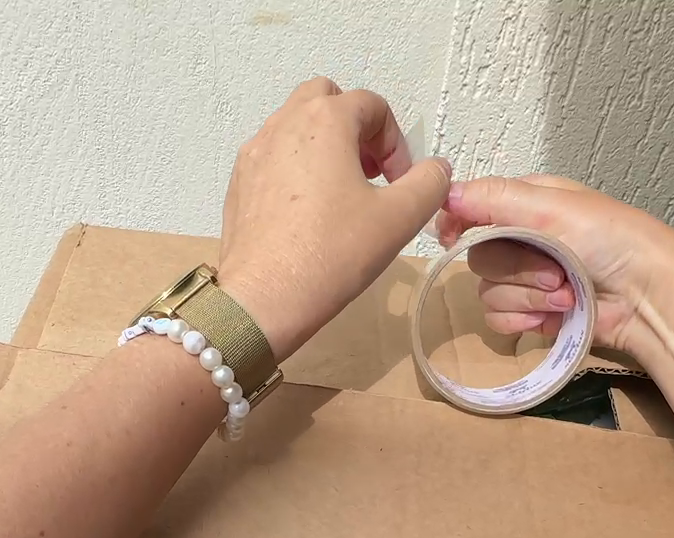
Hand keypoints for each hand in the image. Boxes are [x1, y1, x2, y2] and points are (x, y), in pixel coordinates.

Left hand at [217, 77, 452, 358]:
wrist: (263, 301)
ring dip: (323, 149)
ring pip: (294, 129)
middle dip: (355, 130)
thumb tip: (436, 171)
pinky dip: (294, 174)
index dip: (396, 144)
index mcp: (326, 119)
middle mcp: (284, 124)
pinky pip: (272, 162)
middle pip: (327, 100)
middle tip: (368, 176)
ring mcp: (254, 154)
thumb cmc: (333, 255)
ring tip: (338, 198)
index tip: (401, 186)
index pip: (373, 106)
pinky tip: (305, 219)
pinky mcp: (237, 187)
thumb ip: (428, 185)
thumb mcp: (398, 220)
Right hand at [435, 175, 673, 356]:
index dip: (458, 225)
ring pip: (488, 293)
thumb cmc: (608, 239)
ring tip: (566, 296)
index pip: (470, 212)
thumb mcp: (551, 207)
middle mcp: (520, 242)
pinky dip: (521, 320)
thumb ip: (494, 199)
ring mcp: (524, 282)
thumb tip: (443, 193)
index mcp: (525, 206)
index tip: (453, 238)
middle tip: (556, 272)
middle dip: (516, 271)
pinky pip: (498, 320)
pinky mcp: (530, 314)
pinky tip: (549, 317)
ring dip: (526, 297)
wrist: (645, 296)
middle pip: (478, 259)